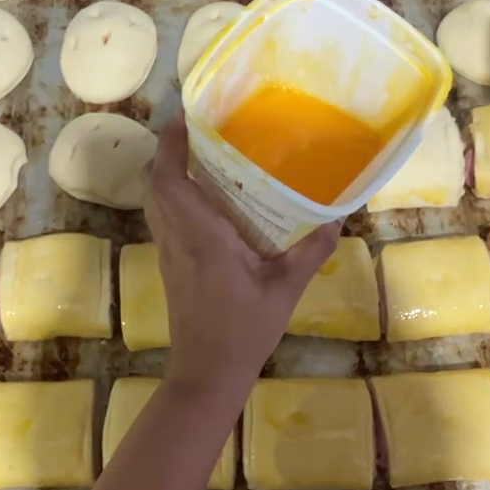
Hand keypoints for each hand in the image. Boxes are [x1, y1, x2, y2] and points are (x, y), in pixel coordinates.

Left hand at [143, 114, 339, 396]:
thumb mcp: (285, 290)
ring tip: (202, 159)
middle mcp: (176, 239)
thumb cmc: (244, 331)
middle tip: (197, 134)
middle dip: (166, 152)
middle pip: (152, 183)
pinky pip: (162, 219)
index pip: (170, 179)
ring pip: (153, 201)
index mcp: (202, 237)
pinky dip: (173, 198)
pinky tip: (205, 202)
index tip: (187, 116)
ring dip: (167, 174)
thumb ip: (310, 252)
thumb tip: (337, 219)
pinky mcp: (168, 266)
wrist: (207, 372)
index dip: (171, 143)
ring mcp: (167, 253)